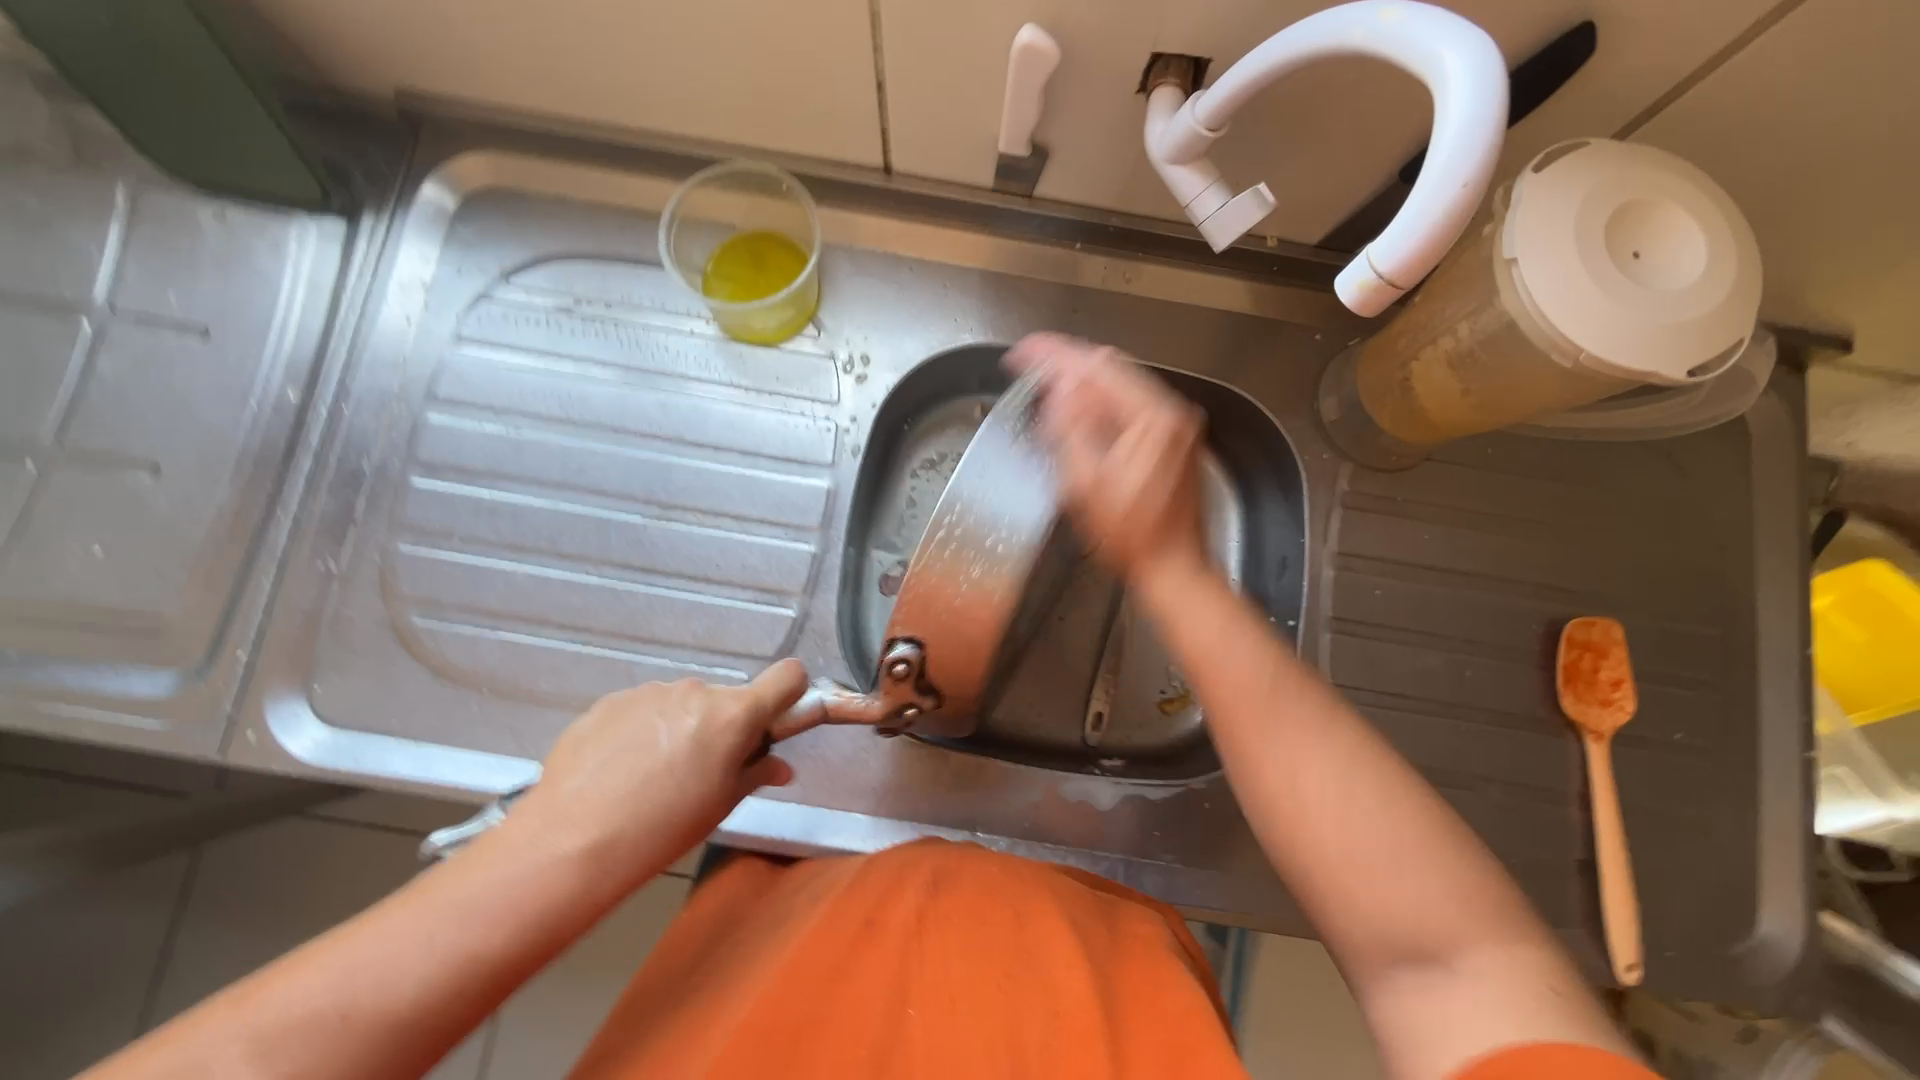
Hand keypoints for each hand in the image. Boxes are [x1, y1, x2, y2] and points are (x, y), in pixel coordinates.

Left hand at [500, 660, 806, 893]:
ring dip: (679, 728)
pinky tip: (619, 771)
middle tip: (701, 770)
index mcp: (733, 715)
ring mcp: (648, 692)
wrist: (573, 840)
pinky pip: (640, 710)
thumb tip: (779, 767)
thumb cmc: (663, 828)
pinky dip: (640, 732)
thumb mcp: (721, 806)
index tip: (775, 720)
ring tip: (651, 776)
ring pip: (680, 704)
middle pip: (725, 699)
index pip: (787, 676)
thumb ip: (755, 775)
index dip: (790, 693)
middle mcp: (694, 691)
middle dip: (721, 726)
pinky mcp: (609, 702)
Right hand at [1006, 333, 1209, 587]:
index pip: (1097, 368)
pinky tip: (1078, 409)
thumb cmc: (1131, 538)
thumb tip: (1061, 386)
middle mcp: (1171, 413)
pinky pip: (1132, 405)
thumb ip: (1072, 430)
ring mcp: (1176, 426)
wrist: (1175, 569)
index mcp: (1153, 418)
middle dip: (1067, 362)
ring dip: (1083, 381)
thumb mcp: (1088, 486)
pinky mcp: (1174, 440)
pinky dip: (1102, 400)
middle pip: (1112, 369)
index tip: (1023, 352)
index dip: (1055, 356)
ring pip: (1122, 385)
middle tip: (1029, 364)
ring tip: (1046, 382)